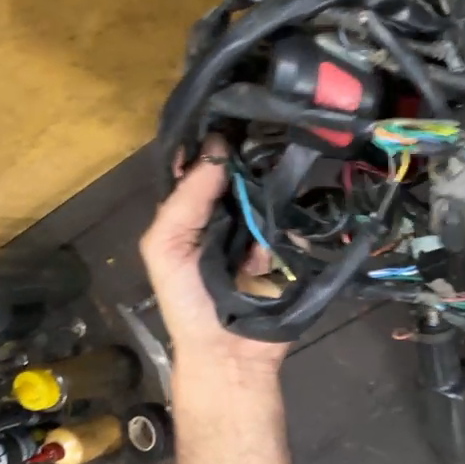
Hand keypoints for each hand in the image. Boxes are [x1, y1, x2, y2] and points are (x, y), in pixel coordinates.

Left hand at [140, 136, 287, 377]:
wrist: (229, 354)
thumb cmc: (187, 301)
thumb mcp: (164, 246)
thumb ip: (183, 200)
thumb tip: (217, 152)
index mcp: (194, 213)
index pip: (202, 166)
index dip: (211, 141)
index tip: (228, 109)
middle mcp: (229, 217)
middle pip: (241, 174)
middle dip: (250, 152)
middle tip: (264, 121)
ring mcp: (263, 234)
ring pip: (271, 194)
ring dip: (276, 178)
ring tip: (286, 147)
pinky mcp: (291, 252)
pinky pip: (297, 224)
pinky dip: (296, 214)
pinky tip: (300, 196)